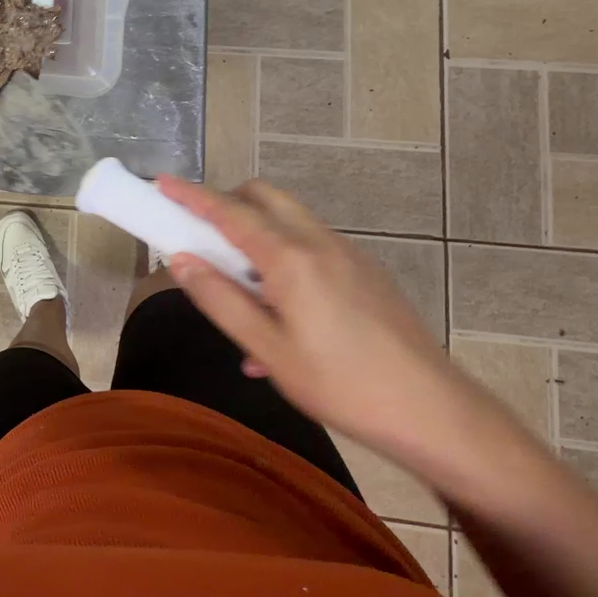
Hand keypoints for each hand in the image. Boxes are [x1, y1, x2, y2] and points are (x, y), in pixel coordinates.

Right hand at [159, 177, 475, 456]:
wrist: (436, 414)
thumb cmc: (342, 385)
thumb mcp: (269, 350)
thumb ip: (220, 300)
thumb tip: (180, 261)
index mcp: (291, 258)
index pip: (229, 212)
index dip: (191, 195)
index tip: (161, 182)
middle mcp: (320, 243)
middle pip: (265, 197)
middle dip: (226, 201)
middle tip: (200, 232)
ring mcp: (349, 255)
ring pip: (290, 221)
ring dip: (255, 232)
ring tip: (238, 285)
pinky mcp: (367, 274)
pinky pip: (313, 247)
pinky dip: (284, 256)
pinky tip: (280, 313)